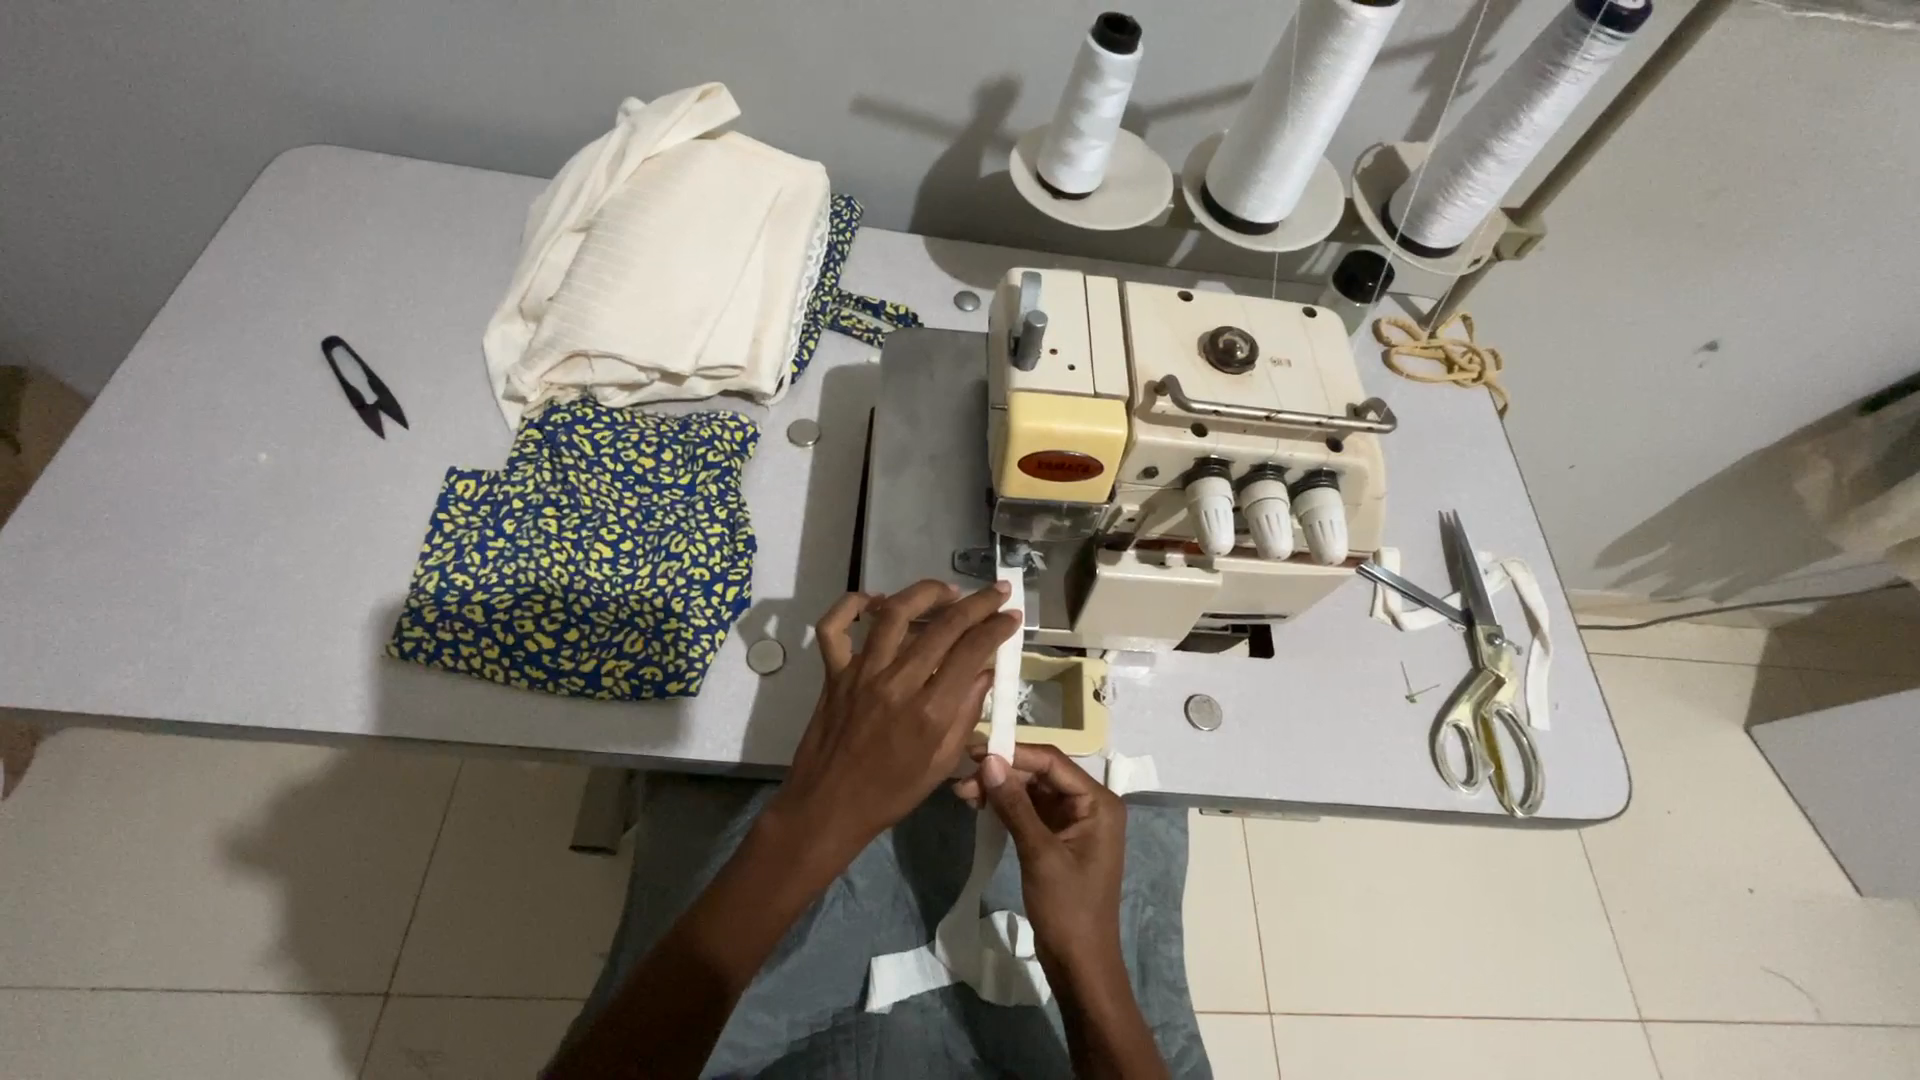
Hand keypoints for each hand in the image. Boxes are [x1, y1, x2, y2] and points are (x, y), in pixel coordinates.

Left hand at [771, 579, 1022, 860]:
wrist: (828, 807)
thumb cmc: (891, 792)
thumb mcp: (942, 763)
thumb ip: (966, 713)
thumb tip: (986, 672)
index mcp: (930, 711)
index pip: (972, 651)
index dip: (997, 628)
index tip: (1012, 616)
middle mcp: (897, 683)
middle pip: (943, 626)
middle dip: (977, 603)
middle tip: (996, 592)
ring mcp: (860, 673)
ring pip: (893, 613)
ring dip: (925, 594)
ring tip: (947, 591)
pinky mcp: (834, 673)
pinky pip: (834, 628)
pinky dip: (850, 606)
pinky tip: (874, 601)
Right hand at [954, 744, 1126, 972]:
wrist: (1080, 964)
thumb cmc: (1068, 908)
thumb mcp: (1039, 854)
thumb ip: (1015, 805)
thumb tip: (988, 761)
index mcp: (1098, 802)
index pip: (1052, 763)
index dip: (1014, 753)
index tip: (975, 752)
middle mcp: (1089, 805)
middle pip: (1040, 774)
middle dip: (1002, 774)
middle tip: (963, 779)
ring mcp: (1073, 822)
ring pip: (1031, 791)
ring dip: (1000, 790)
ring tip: (963, 794)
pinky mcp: (1057, 839)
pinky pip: (1029, 811)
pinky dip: (1006, 807)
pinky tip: (979, 806)